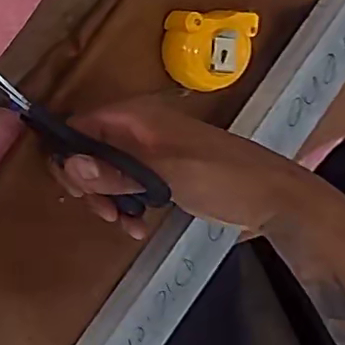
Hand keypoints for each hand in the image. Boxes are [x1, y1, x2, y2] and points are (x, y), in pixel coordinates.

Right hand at [48, 94, 323, 238]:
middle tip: (103, 211)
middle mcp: (136, 129)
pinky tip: (138, 227)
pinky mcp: (160, 172)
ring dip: (108, 199)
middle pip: (89, 151)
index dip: (69, 155)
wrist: (275, 199)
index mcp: (135, 117)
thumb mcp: (167, 176)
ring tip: (124, 224)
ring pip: (106, 172)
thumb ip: (117, 172)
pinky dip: (127, 205)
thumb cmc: (222, 177)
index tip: (75, 190)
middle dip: (90, 184)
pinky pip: (128, 185)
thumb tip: (69, 165)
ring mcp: (148, 151)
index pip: (80, 125)